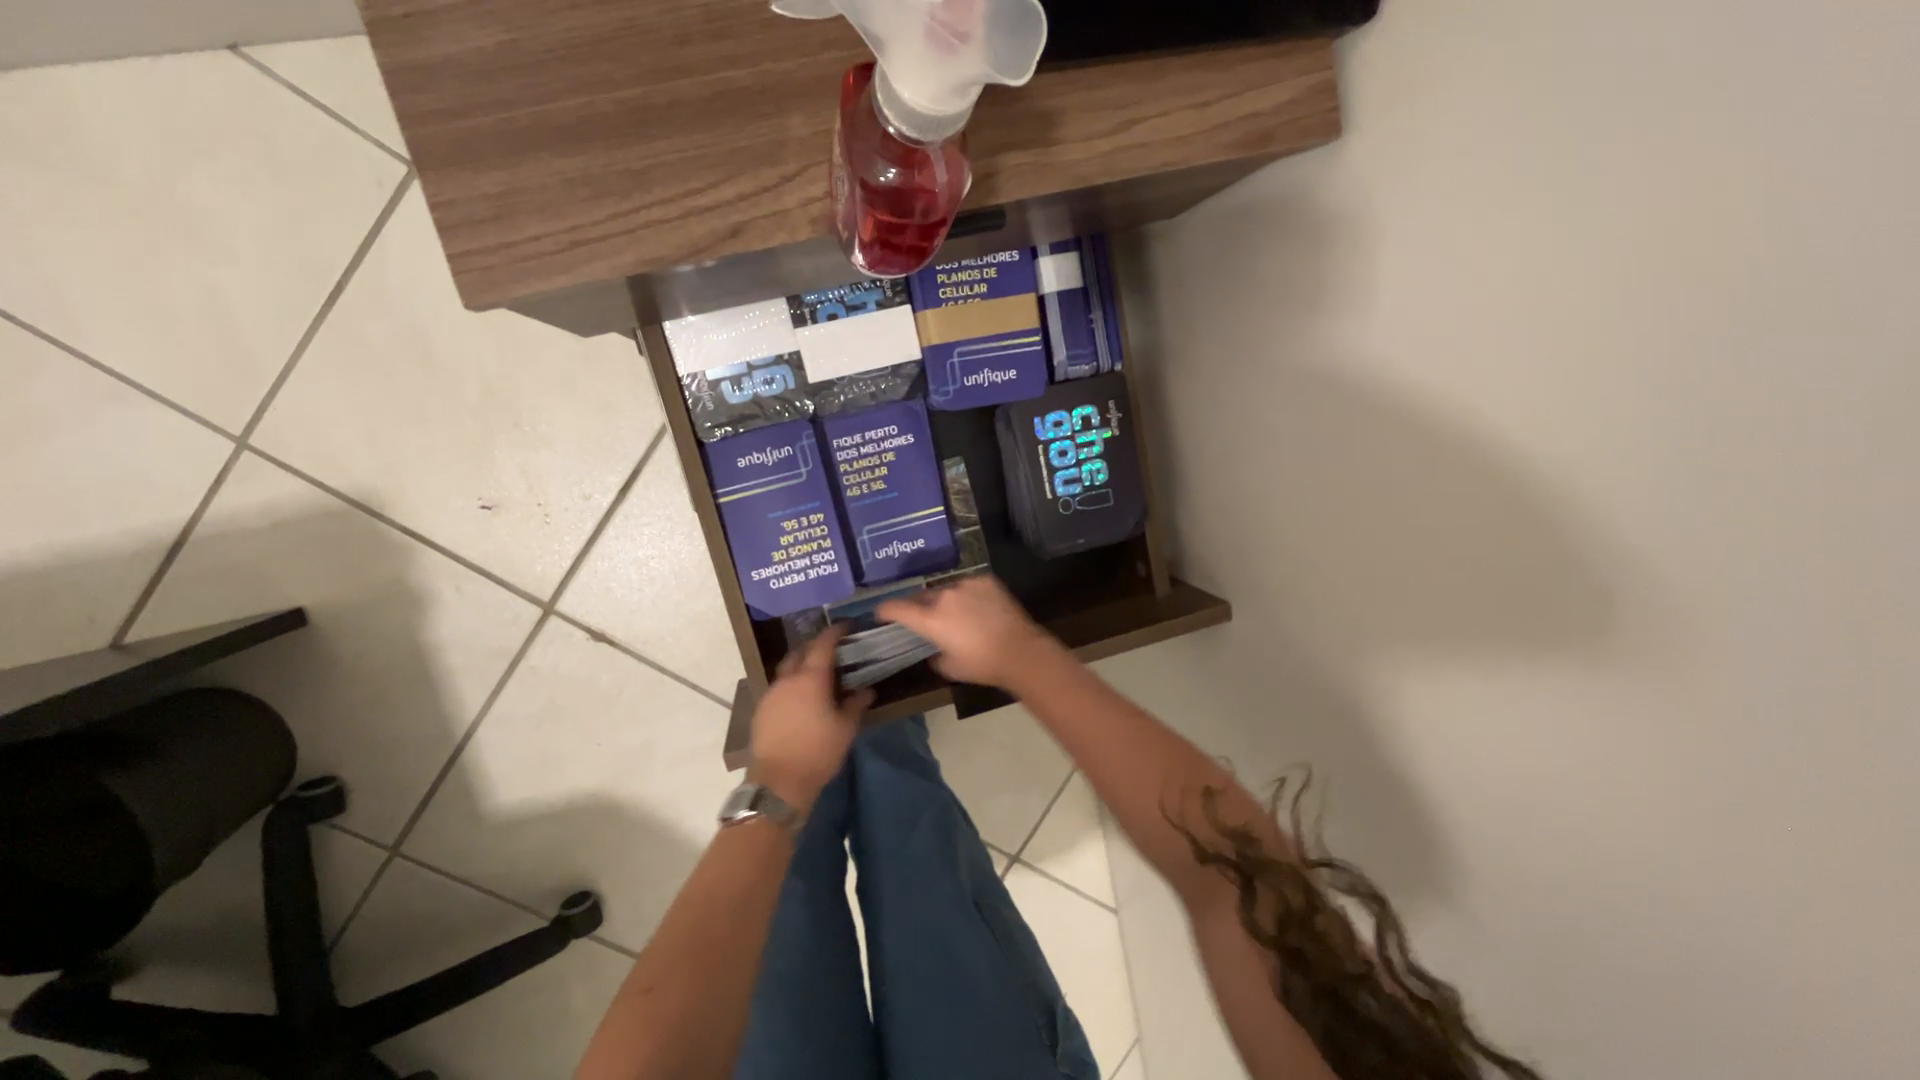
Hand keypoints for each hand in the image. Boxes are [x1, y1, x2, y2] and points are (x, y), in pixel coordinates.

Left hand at [748, 627, 872, 815]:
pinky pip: (779, 688)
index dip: (835, 632)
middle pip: (800, 652)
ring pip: (786, 670)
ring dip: (801, 667)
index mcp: (811, 679)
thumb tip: (866, 690)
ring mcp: (771, 694)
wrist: (779, 782)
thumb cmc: (818, 752)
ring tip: (817, 676)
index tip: (846, 627)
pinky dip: (791, 685)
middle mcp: (787, 680)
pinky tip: (801, 699)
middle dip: (815, 647)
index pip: (823, 645)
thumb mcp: (845, 729)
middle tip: (832, 652)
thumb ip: (856, 704)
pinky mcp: (761, 710)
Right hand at [877, 575, 1062, 689]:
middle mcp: (943, 596)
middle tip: (922, 618)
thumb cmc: (982, 665)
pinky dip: (966, 595)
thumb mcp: (949, 668)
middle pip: (920, 597)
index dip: (884, 610)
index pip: (895, 608)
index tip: (881, 614)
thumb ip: (933, 656)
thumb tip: (932, 650)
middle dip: (917, 607)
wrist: (1021, 651)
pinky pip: (967, 585)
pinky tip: (976, 607)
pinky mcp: (985, 580)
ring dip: (943, 600)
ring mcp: (965, 585)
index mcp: (930, 619)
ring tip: (954, 613)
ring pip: (945, 589)